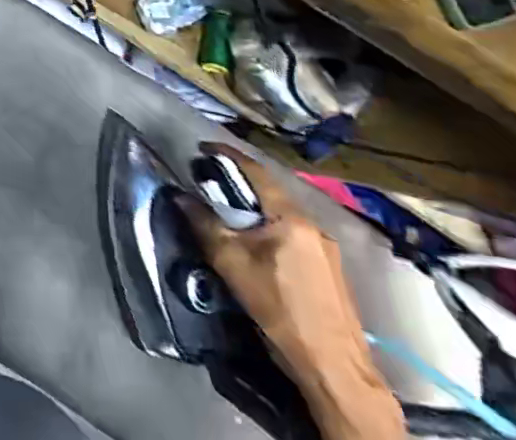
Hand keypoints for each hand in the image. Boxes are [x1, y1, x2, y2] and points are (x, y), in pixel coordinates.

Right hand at [179, 145, 403, 438]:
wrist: (334, 367)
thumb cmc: (280, 311)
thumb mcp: (233, 268)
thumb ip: (206, 227)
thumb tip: (181, 197)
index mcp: (290, 217)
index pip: (256, 171)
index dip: (228, 155)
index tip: (204, 149)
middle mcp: (313, 223)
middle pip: (271, 193)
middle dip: (240, 186)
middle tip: (213, 187)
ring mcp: (327, 246)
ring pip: (284, 215)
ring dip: (258, 211)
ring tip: (233, 220)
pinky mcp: (331, 268)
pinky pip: (296, 235)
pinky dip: (273, 231)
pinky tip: (262, 252)